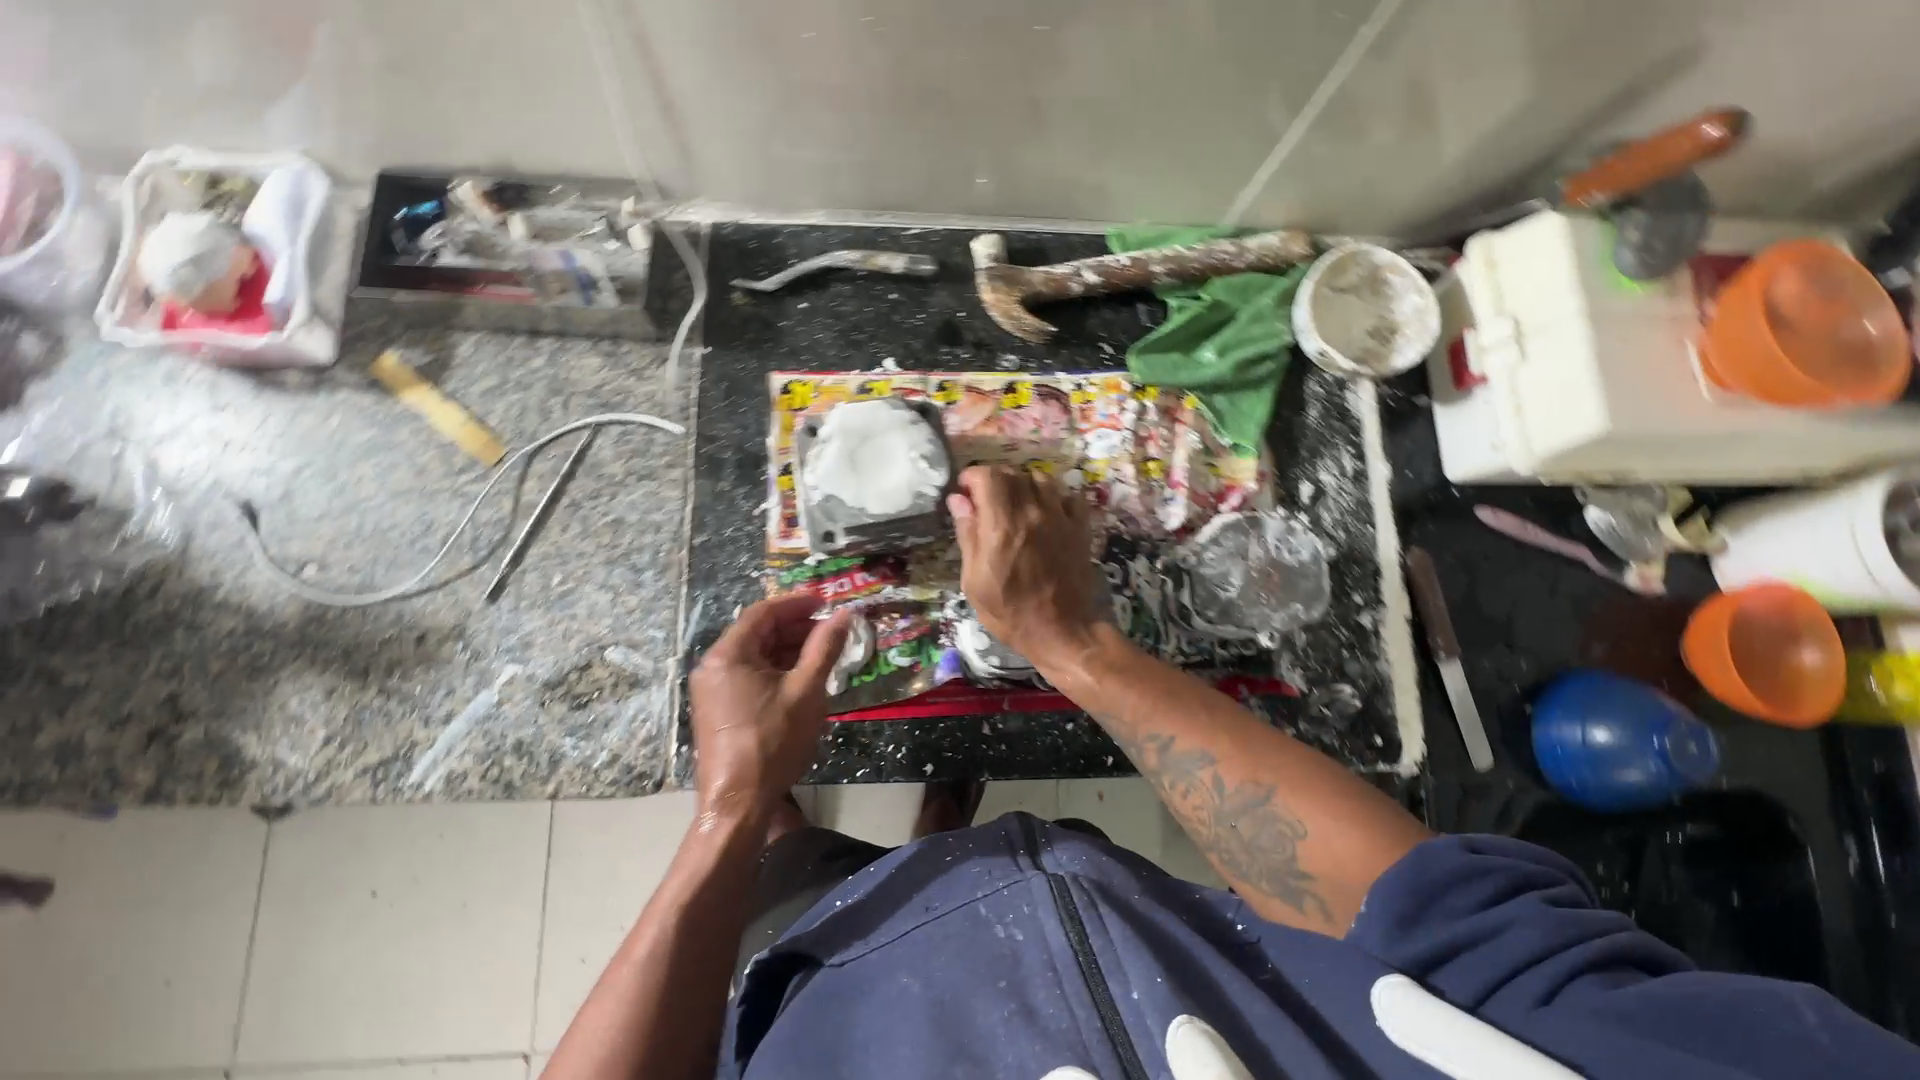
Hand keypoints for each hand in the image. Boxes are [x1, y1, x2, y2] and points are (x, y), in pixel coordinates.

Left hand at [690, 593, 850, 821]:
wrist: (738, 802)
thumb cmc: (773, 743)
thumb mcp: (806, 692)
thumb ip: (825, 649)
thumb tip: (845, 615)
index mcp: (728, 655)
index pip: (763, 613)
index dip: (797, 604)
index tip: (828, 602)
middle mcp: (713, 666)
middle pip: (757, 632)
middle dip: (796, 628)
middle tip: (831, 631)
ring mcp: (712, 689)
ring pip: (755, 655)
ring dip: (788, 650)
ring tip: (824, 654)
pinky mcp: (718, 709)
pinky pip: (749, 676)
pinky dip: (776, 670)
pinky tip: (802, 679)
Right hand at [947, 465, 1099, 669]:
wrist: (1063, 631)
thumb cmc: (1011, 612)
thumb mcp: (974, 581)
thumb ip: (968, 535)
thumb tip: (958, 501)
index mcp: (1001, 526)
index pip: (987, 476)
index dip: (971, 477)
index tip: (964, 492)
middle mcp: (1032, 512)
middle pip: (1012, 473)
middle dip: (994, 480)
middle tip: (985, 501)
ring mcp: (1060, 517)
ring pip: (1040, 478)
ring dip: (1022, 485)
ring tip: (1015, 504)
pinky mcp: (1079, 528)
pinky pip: (1068, 495)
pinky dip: (1053, 496)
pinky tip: (1045, 512)